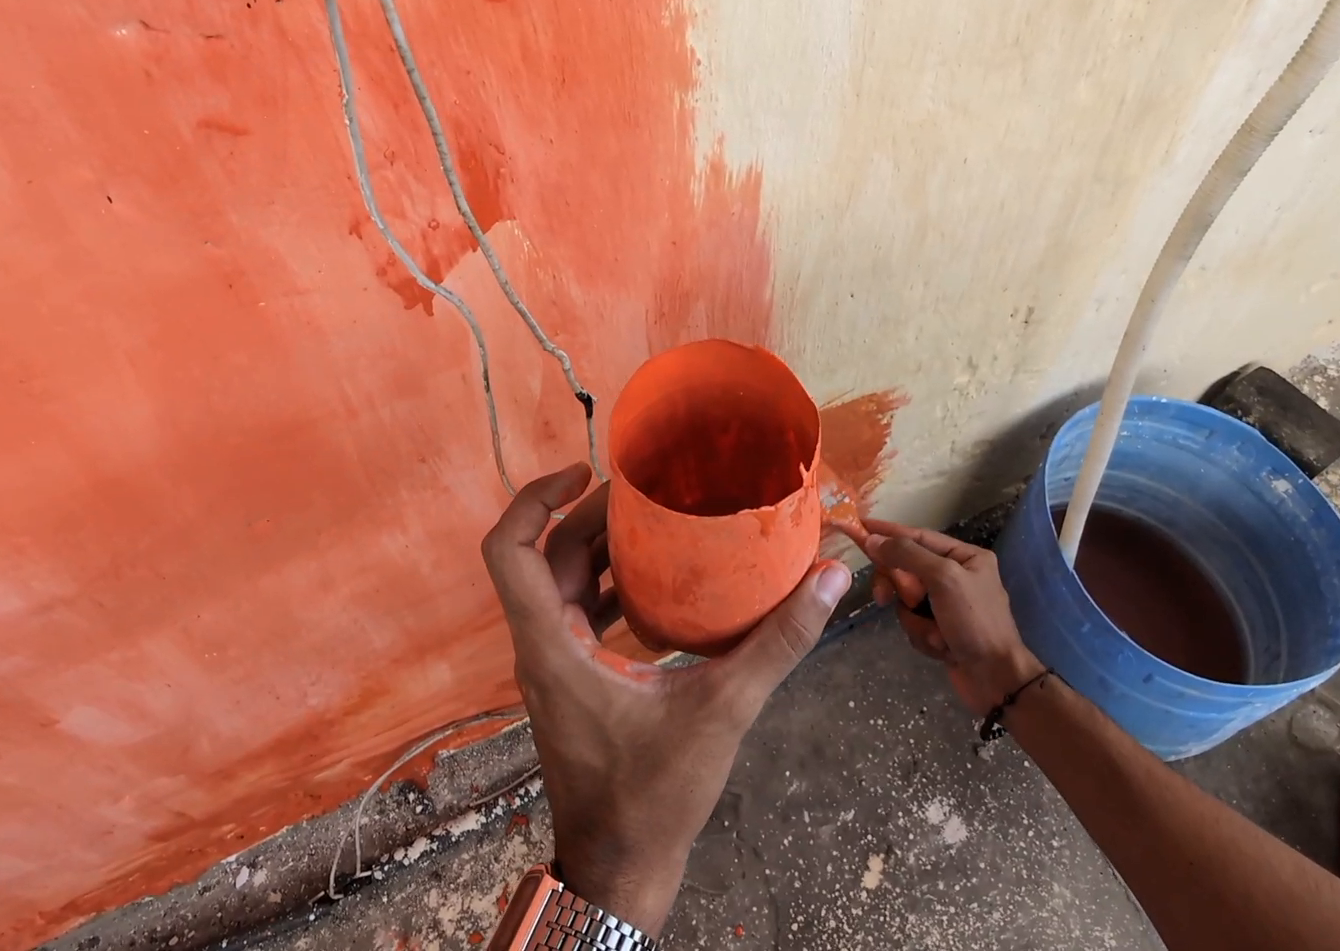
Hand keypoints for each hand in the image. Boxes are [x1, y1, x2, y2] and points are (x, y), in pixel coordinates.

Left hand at [480, 464, 850, 935]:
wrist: (622, 868)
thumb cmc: (656, 795)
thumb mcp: (724, 711)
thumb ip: (778, 643)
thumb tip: (830, 579)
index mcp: (552, 646)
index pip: (509, 552)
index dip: (534, 499)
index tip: (584, 471)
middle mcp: (541, 648)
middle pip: (543, 558)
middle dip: (587, 515)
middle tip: (646, 489)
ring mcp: (554, 668)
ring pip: (560, 585)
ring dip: (598, 548)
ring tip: (654, 520)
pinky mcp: (574, 683)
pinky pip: (579, 614)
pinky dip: (609, 586)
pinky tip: (660, 583)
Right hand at [859, 519, 1043, 714]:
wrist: (995, 679)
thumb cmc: (974, 621)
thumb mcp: (943, 578)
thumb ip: (908, 555)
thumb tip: (873, 539)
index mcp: (965, 557)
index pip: (917, 537)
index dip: (888, 533)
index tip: (859, 527)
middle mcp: (955, 577)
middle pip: (907, 570)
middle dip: (900, 588)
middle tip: (884, 597)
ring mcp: (947, 606)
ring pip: (906, 601)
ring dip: (915, 620)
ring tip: (936, 635)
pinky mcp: (940, 630)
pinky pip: (913, 623)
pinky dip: (922, 636)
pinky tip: (941, 648)